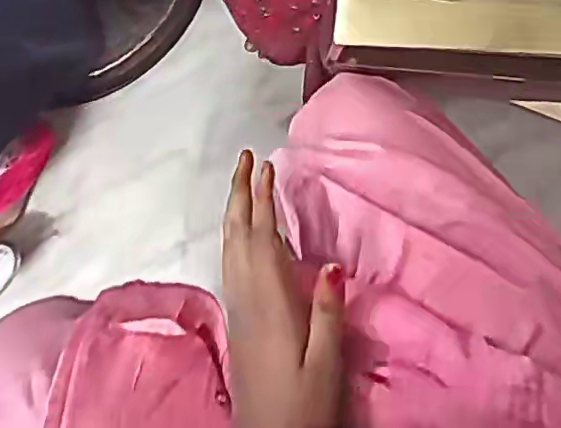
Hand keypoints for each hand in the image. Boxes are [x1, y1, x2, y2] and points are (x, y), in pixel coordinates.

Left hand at [222, 151, 345, 427]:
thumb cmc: (303, 409)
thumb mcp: (326, 364)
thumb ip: (327, 312)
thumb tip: (331, 262)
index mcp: (269, 301)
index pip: (262, 236)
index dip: (262, 197)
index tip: (265, 163)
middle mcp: (247, 297)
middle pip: (237, 233)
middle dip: (239, 191)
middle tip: (243, 157)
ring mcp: (238, 309)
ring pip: (229, 246)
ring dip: (234, 208)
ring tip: (241, 182)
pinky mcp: (238, 321)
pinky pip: (230, 261)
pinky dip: (234, 233)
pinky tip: (240, 232)